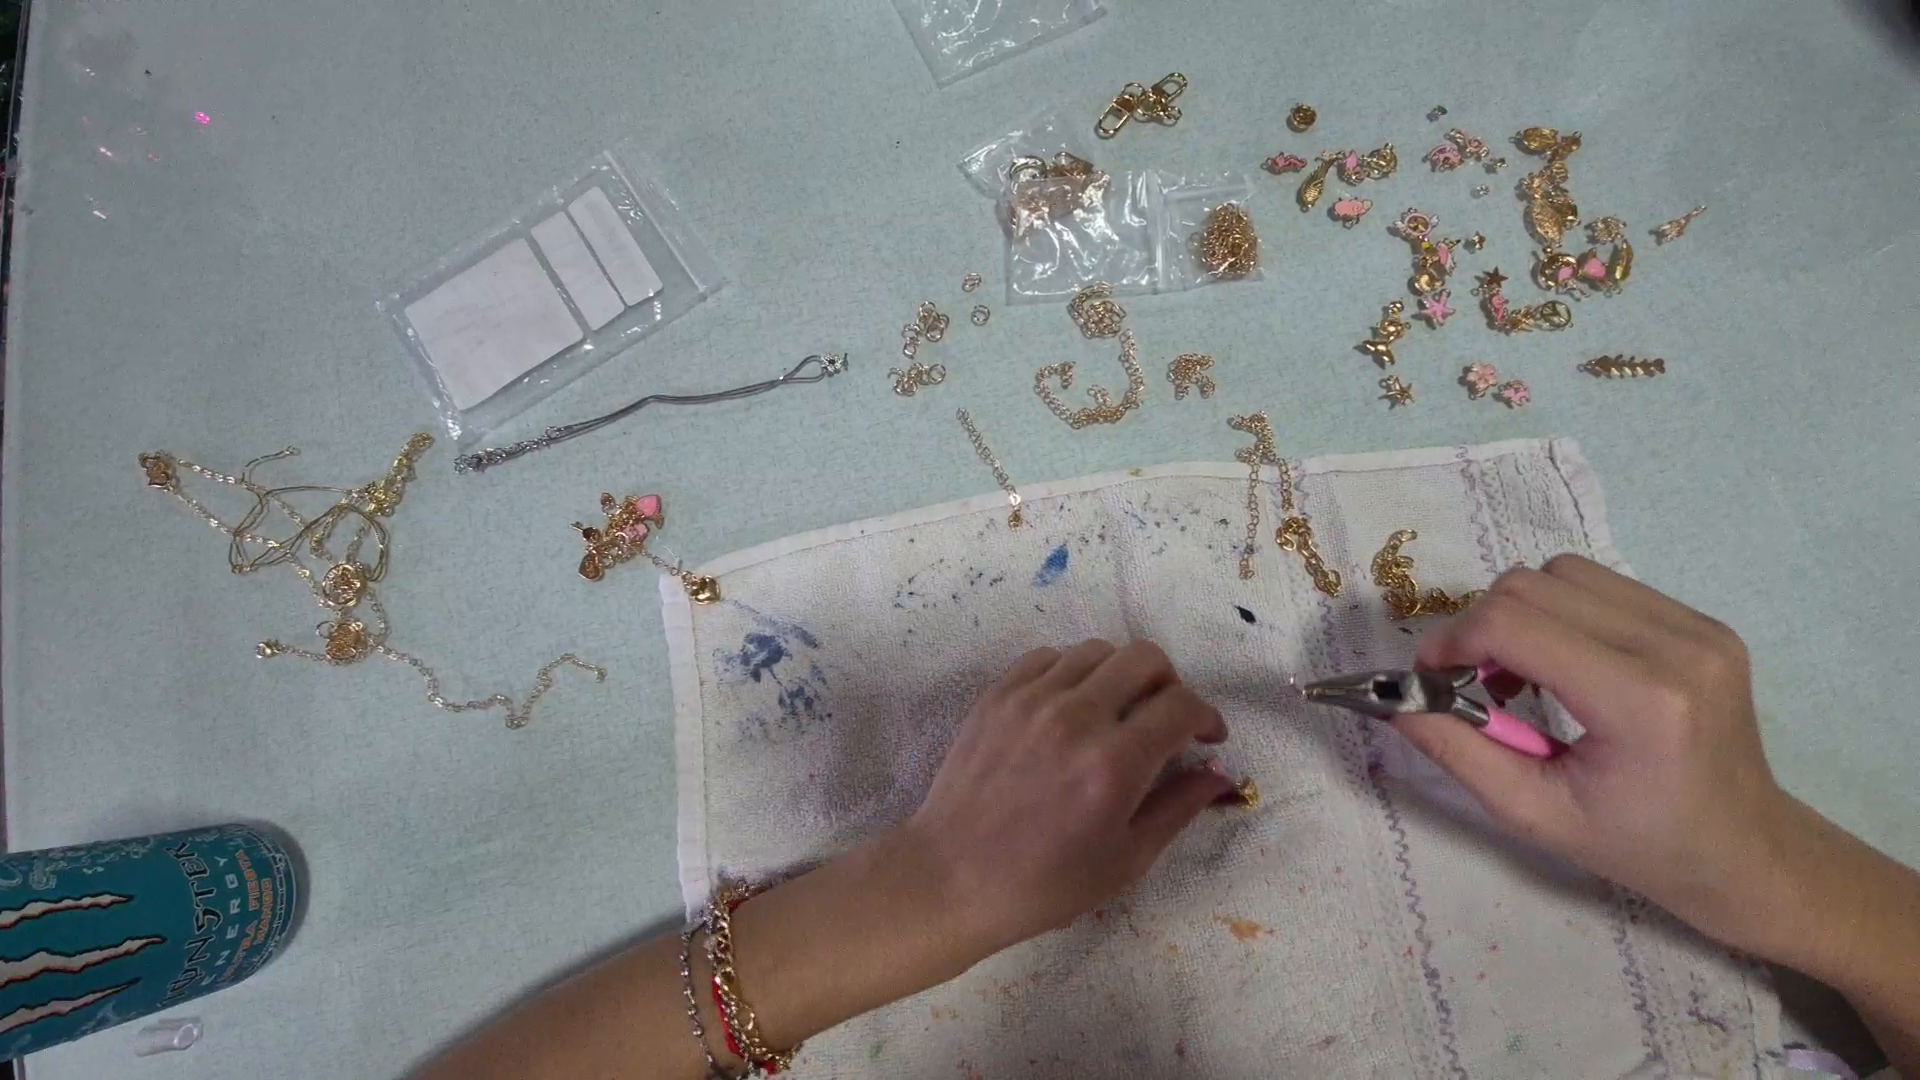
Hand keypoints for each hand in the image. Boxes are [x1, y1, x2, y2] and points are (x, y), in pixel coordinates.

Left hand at [906, 640, 1232, 957]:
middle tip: (1164, 717)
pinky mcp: (999, 692)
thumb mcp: (1126, 860)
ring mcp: (1032, 697)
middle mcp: (1076, 716)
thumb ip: (1179, 807)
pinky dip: (1071, 672)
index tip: (1207, 736)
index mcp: (1114, 764)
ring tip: (1114, 710)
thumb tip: (1220, 773)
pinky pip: (1048, 656)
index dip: (1207, 716)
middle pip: (1145, 657)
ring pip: (1096, 649)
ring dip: (1120, 674)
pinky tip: (1069, 705)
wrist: (954, 872)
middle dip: (1170, 682)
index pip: (1182, 705)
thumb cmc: (1046, 881)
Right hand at [1393, 555, 1794, 948]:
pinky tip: (1557, 658)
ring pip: (1556, 573)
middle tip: (1470, 679)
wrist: (1749, 854)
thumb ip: (1454, 748)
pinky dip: (1551, 610)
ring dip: (1513, 612)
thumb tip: (1393, 699)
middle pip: (1527, 586)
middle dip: (1475, 627)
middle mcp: (1678, 647)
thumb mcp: (1528, 812)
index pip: (1512, 624)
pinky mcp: (1698, 621)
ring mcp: (1696, 627)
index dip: (1451, 641)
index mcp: (1642, 701)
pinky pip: (1591, 583)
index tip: (1433, 678)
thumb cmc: (1636, 844)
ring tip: (1516, 669)